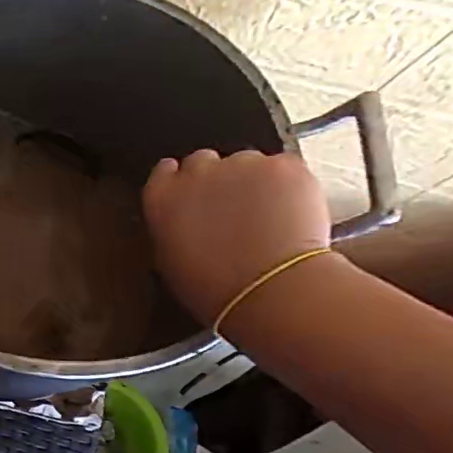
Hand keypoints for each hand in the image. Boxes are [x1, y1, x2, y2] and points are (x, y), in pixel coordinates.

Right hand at [143, 149, 333, 327]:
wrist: (268, 290)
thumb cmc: (214, 289)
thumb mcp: (170, 261)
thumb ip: (170, 227)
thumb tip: (183, 220)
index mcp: (163, 197)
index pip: (165, 172)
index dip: (180, 183)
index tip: (192, 196)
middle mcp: (197, 172)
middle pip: (204, 161)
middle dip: (215, 180)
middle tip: (230, 212)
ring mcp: (242, 164)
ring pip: (246, 163)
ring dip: (252, 182)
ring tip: (266, 219)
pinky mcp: (283, 166)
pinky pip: (282, 169)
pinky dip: (286, 186)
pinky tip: (289, 214)